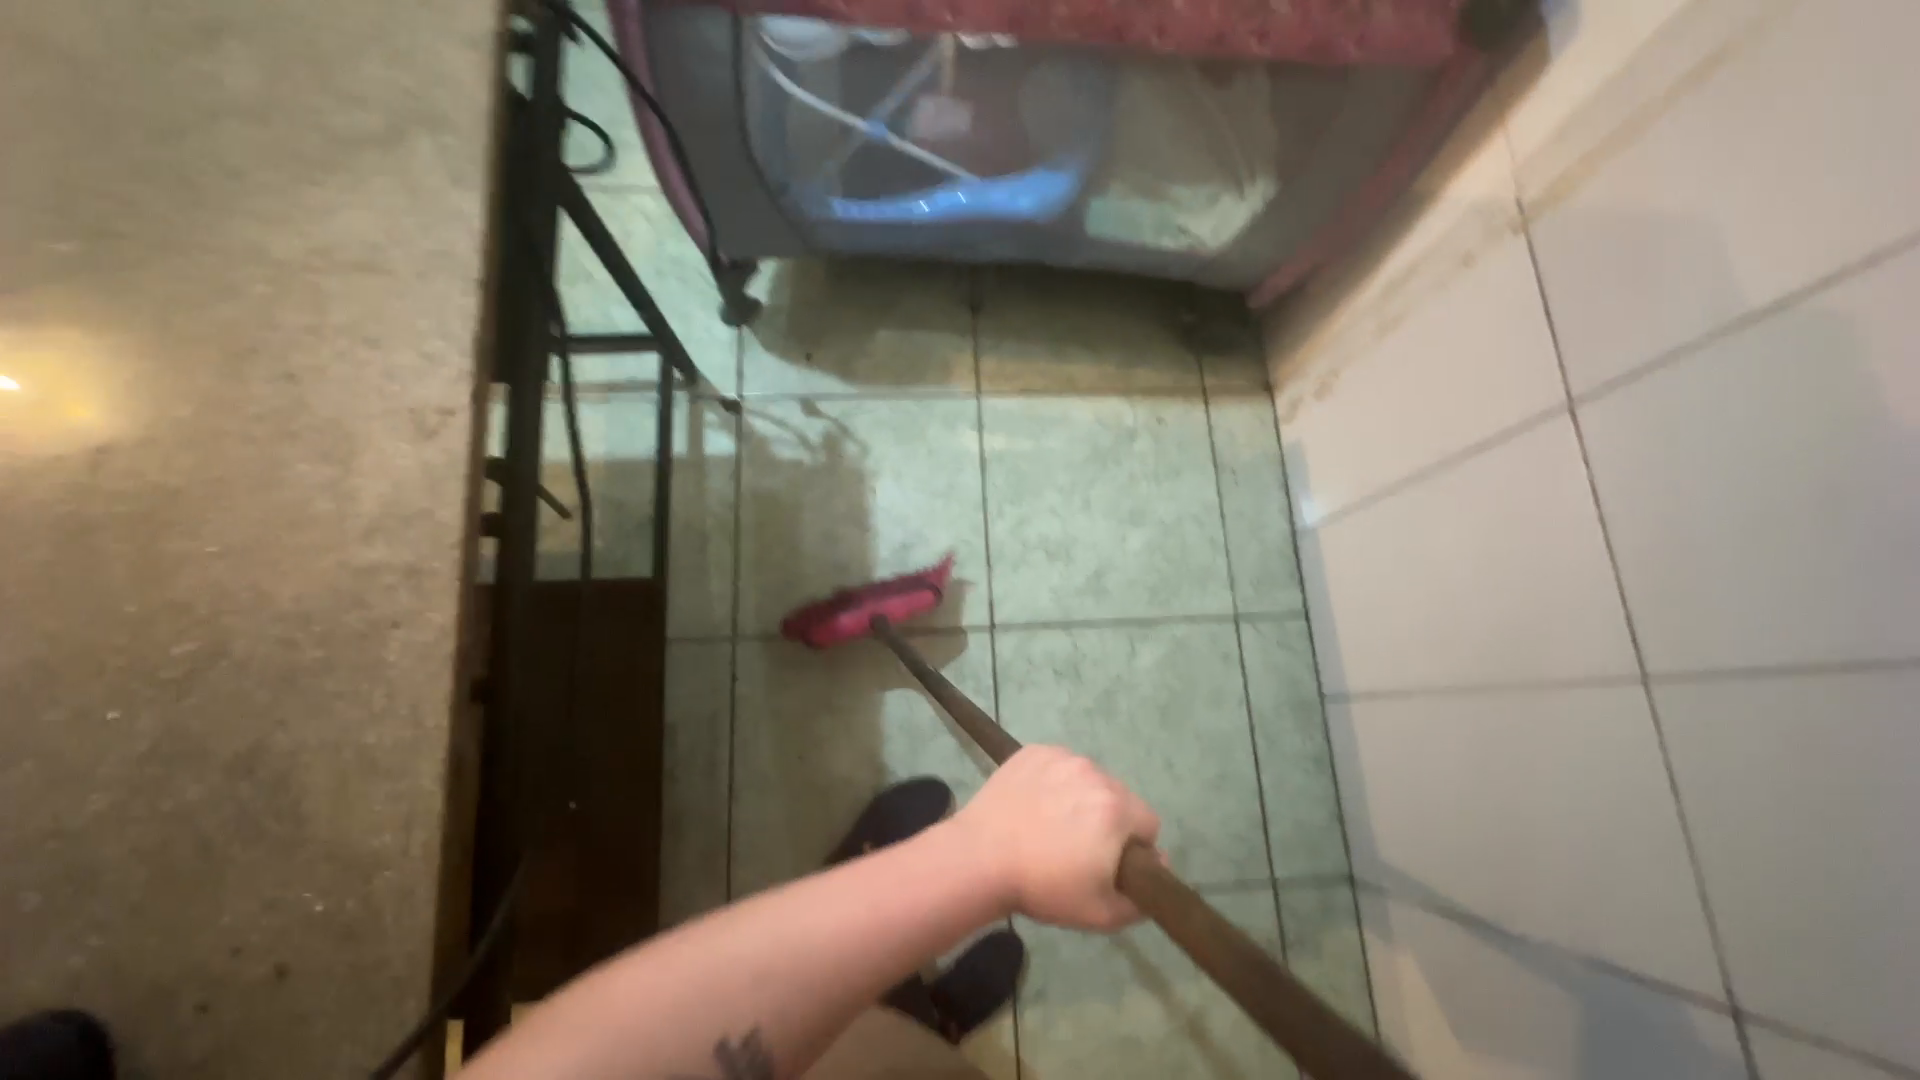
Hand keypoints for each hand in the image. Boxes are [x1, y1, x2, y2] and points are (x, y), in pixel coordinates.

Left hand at [949, 745, 1161, 930]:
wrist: (979, 859)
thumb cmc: (1043, 886)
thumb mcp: (1102, 913)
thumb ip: (1142, 898)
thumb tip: (1157, 865)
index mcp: (1117, 808)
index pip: (1148, 823)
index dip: (1134, 848)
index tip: (1107, 863)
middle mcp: (1095, 772)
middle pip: (1119, 798)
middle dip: (1108, 821)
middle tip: (1077, 847)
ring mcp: (1061, 757)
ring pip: (1089, 779)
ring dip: (1082, 798)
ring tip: (1051, 825)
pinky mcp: (1033, 751)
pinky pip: (1059, 765)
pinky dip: (1054, 781)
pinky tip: (1034, 804)